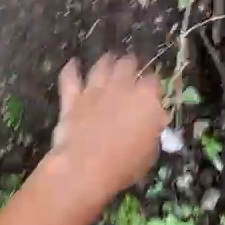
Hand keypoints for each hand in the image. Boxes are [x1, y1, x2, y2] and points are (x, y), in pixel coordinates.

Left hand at [45, 54, 164, 204]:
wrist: (86, 166)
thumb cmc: (125, 165)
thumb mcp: (150, 152)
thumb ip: (152, 130)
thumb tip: (153, 120)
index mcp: (146, 100)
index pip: (154, 82)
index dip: (153, 83)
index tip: (152, 87)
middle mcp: (122, 88)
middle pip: (127, 65)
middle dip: (130, 63)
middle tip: (131, 64)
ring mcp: (95, 90)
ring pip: (101, 66)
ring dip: (106, 61)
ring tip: (109, 58)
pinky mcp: (73, 98)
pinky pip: (70, 77)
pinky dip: (71, 68)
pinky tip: (73, 63)